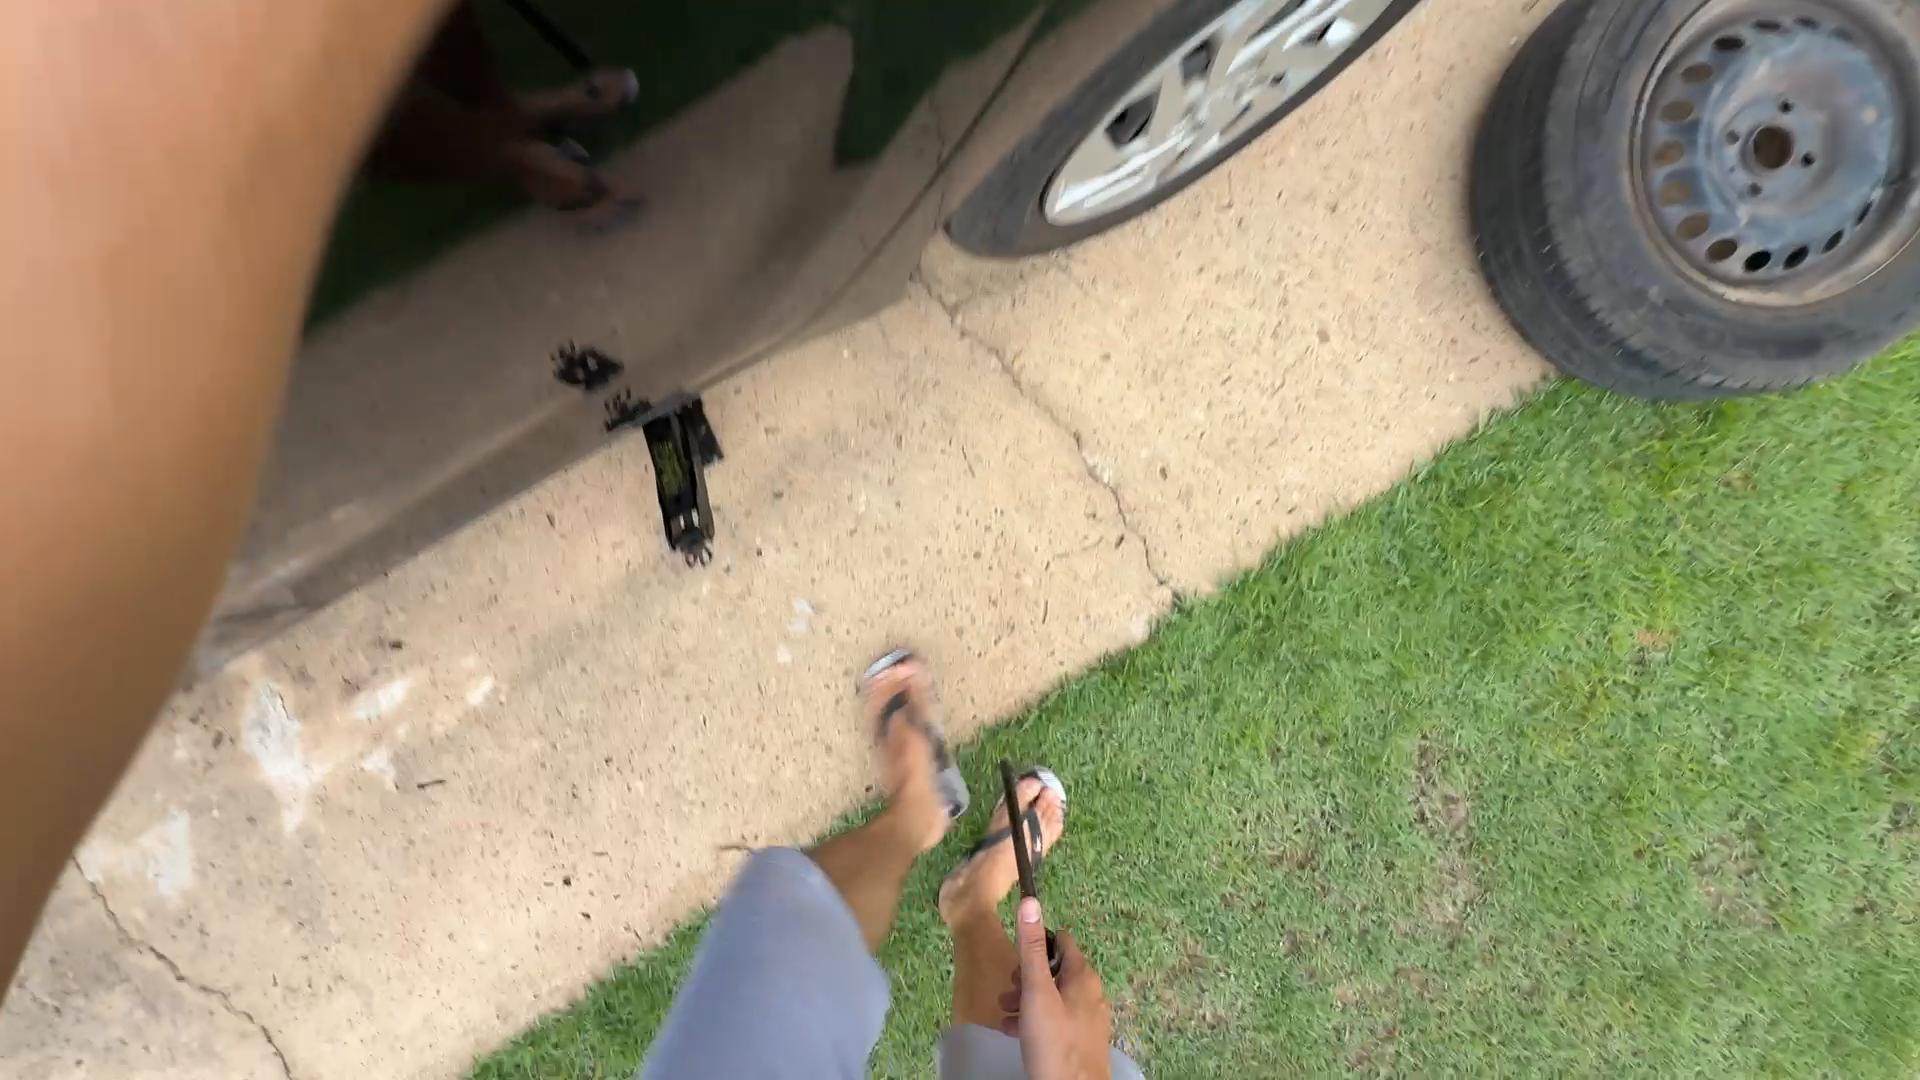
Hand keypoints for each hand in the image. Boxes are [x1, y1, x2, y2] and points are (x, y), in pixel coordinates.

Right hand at [997, 897, 1112, 1079]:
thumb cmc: (1054, 1041)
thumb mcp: (1036, 991)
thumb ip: (1031, 948)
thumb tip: (1030, 901)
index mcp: (1082, 975)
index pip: (1061, 940)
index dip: (1037, 944)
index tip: (1017, 960)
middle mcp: (1091, 992)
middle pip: (1055, 969)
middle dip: (1027, 976)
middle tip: (1008, 991)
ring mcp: (1089, 1019)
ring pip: (1054, 996)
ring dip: (1027, 999)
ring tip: (1005, 1012)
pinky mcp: (1083, 1041)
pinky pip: (1057, 1019)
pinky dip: (1036, 1019)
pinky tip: (1015, 1032)